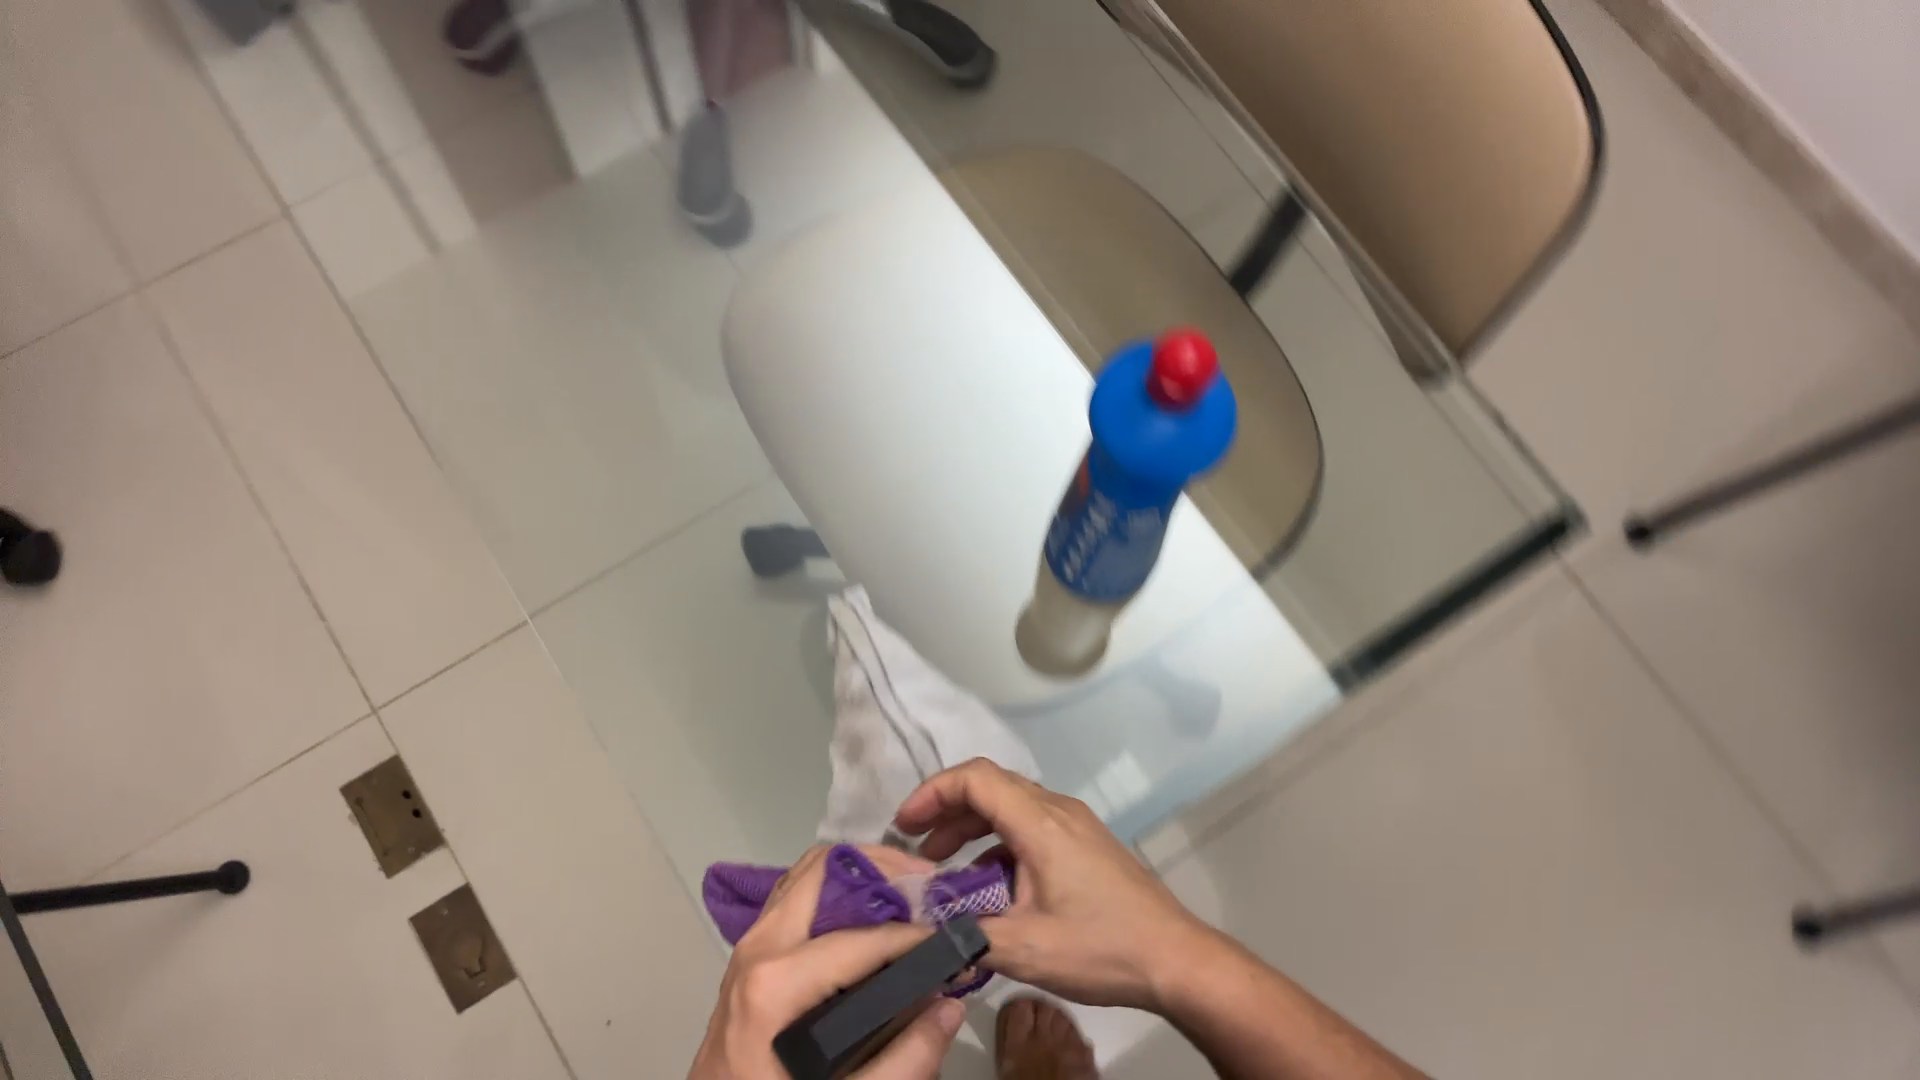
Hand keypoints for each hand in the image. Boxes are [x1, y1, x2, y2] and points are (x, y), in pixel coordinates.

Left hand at [688, 845, 966, 1079]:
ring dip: (861, 871)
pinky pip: (798, 895)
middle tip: (931, 886)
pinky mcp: (751, 952)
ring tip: (908, 890)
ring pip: (809, 874)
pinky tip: (872, 911)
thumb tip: (950, 1006)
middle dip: (885, 869)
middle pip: (826, 869)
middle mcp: (759, 947)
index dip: (916, 934)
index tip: (956, 934)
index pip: (863, 938)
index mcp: (776, 983)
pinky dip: (839, 887)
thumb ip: (904, 1062)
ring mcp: (750, 944)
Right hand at [894, 759, 1219, 1011]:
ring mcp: (1075, 824)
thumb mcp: (1026, 949)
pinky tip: (988, 881)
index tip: (904, 825)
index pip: (975, 778)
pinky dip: (998, 840)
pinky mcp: (1084, 842)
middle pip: (991, 785)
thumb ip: (965, 936)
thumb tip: (914, 934)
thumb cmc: (1101, 947)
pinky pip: (1030, 824)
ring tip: (943, 863)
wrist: (1176, 958)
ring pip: (1011, 804)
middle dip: (946, 809)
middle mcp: (1057, 810)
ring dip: (971, 825)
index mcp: (1040, 823)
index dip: (932, 792)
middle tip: (916, 845)